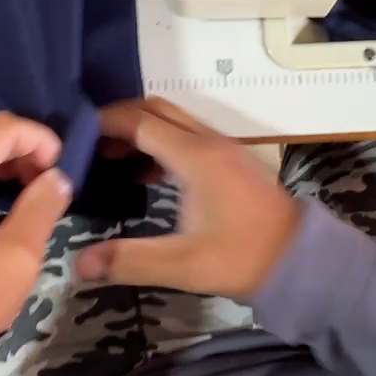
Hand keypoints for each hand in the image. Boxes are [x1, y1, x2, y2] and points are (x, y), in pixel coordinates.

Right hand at [75, 99, 299, 301]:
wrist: (299, 259)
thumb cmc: (242, 258)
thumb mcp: (183, 265)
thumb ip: (130, 260)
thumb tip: (79, 263)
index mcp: (196, 157)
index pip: (141, 121)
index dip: (106, 122)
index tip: (75, 134)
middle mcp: (208, 141)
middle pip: (156, 110)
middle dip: (119, 120)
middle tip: (87, 143)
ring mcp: (221, 147)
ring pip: (172, 121)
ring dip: (139, 130)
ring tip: (107, 157)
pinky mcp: (228, 159)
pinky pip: (186, 136)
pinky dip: (159, 143)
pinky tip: (143, 174)